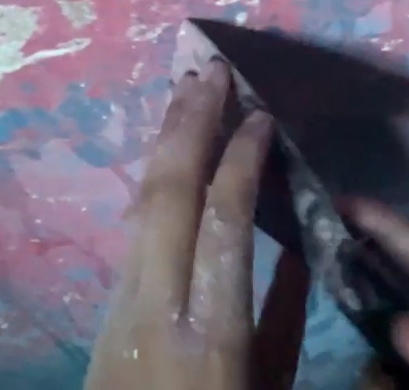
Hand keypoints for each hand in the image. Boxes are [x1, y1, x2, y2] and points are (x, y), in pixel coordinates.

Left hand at [86, 60, 311, 389]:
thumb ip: (287, 319)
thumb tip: (303, 244)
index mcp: (211, 337)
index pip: (224, 225)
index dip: (242, 162)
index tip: (261, 118)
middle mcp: (157, 309)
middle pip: (169, 197)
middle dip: (191, 126)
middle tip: (212, 72)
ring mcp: (121, 308)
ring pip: (140, 203)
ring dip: (165, 141)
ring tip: (186, 91)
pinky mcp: (105, 311)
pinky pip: (132, 228)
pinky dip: (154, 178)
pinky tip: (168, 150)